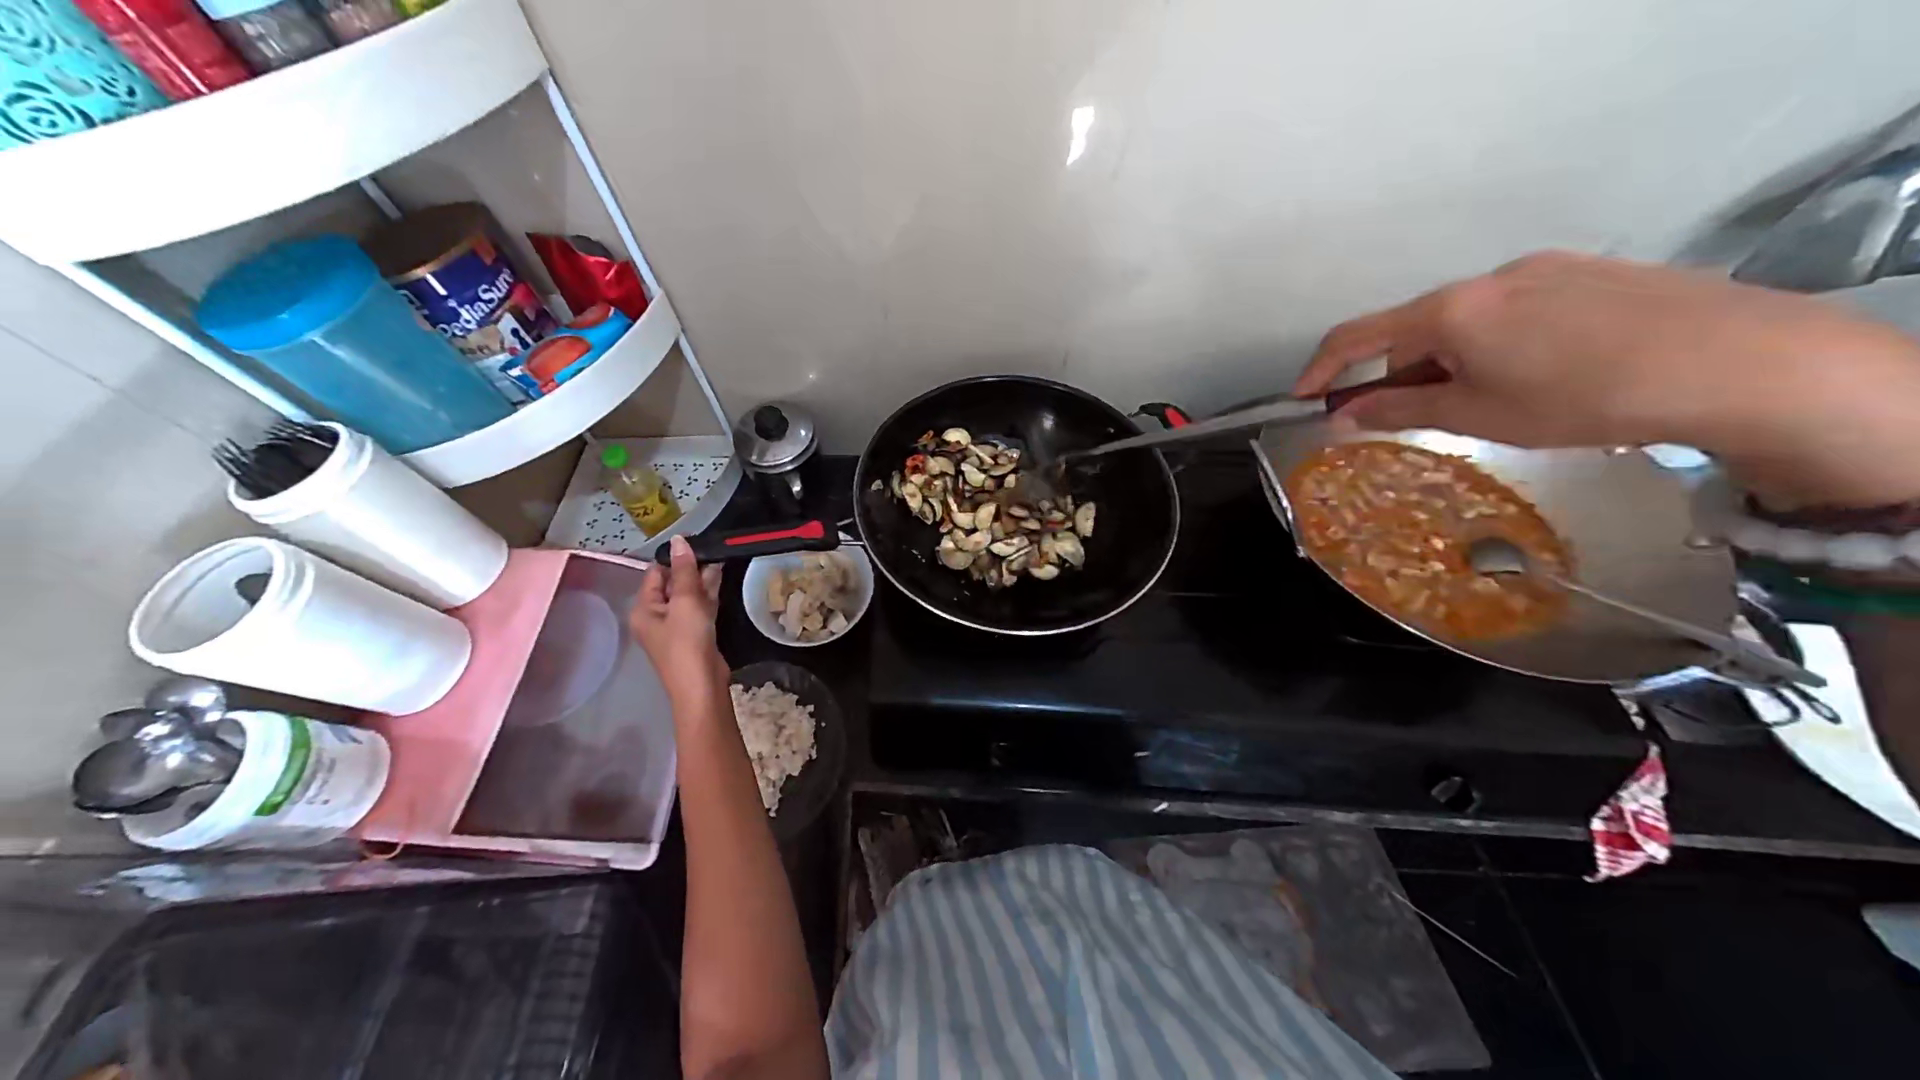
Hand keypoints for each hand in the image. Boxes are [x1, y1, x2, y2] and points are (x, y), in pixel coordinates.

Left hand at [630, 535, 726, 701]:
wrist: (702, 686)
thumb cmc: (687, 643)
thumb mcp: (686, 602)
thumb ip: (685, 570)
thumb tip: (679, 539)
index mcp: (644, 608)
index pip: (655, 574)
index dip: (674, 557)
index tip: (696, 540)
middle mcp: (655, 616)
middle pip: (672, 584)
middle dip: (690, 567)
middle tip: (712, 546)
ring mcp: (676, 627)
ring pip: (688, 596)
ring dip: (702, 579)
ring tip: (720, 556)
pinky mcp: (694, 635)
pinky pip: (699, 608)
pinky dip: (709, 594)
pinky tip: (721, 578)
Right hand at [1294, 251, 1919, 508]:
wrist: (1735, 361)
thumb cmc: (1583, 398)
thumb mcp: (1478, 415)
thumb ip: (1399, 411)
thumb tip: (1341, 416)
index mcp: (1450, 312)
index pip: (1358, 336)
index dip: (1322, 368)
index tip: (1302, 398)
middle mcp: (1487, 278)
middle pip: (1414, 328)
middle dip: (1396, 372)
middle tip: (1406, 417)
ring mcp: (1541, 269)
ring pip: (1464, 319)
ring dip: (1447, 358)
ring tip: (1483, 399)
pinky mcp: (1586, 272)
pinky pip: (1511, 308)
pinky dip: (1493, 342)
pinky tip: (1535, 373)